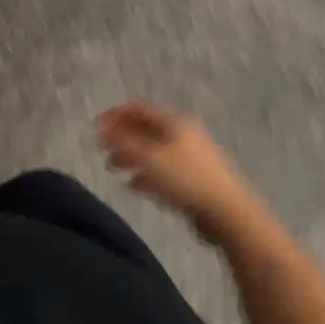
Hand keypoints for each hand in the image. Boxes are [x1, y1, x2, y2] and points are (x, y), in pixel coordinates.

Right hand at [97, 101, 259, 241]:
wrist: (229, 214)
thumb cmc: (185, 179)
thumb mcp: (148, 158)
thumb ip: (122, 143)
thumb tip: (100, 130)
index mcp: (175, 122)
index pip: (139, 109)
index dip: (115, 114)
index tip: (96, 126)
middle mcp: (184, 134)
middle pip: (146, 130)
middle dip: (122, 138)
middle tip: (103, 149)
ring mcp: (192, 157)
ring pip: (154, 151)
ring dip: (131, 157)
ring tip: (113, 168)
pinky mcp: (196, 179)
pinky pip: (165, 170)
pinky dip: (147, 174)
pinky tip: (135, 185)